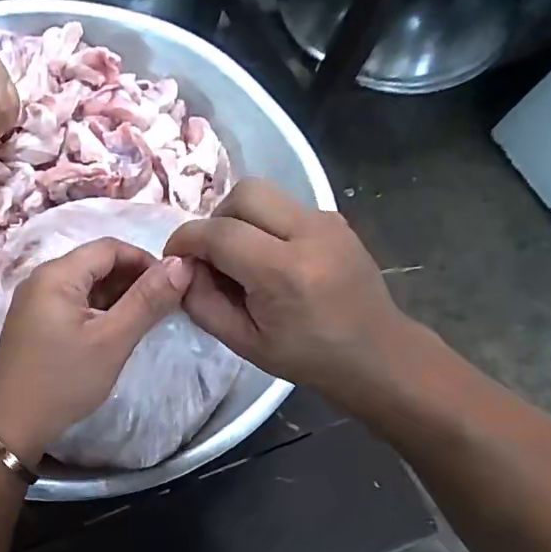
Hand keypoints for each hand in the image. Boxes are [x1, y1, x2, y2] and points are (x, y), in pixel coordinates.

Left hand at [0, 240, 192, 461]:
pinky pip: (74, 304)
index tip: (173, 286)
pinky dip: (99, 311)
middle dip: (133, 279)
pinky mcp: (34, 323)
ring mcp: (35, 302)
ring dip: (118, 297)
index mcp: (57, 274)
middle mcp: (42, 279)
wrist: (11, 425)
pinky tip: (116, 332)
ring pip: (86, 285)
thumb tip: (181, 264)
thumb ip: (147, 300)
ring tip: (145, 321)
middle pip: (97, 264)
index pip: (110, 247)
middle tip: (162, 307)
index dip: (146, 260)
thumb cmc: (64, 381)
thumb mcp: (112, 341)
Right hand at [164, 180, 413, 402]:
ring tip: (240, 257)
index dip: (186, 240)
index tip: (175, 257)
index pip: (219, 233)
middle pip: (243, 194)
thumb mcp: (244, 343)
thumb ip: (204, 304)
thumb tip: (183, 269)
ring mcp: (327, 221)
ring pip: (266, 193)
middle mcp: (309, 233)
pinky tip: (270, 258)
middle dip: (215, 219)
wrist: (375, 353)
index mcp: (284, 272)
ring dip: (240, 218)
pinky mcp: (335, 219)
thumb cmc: (308, 358)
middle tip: (211, 255)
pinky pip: (286, 206)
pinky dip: (265, 223)